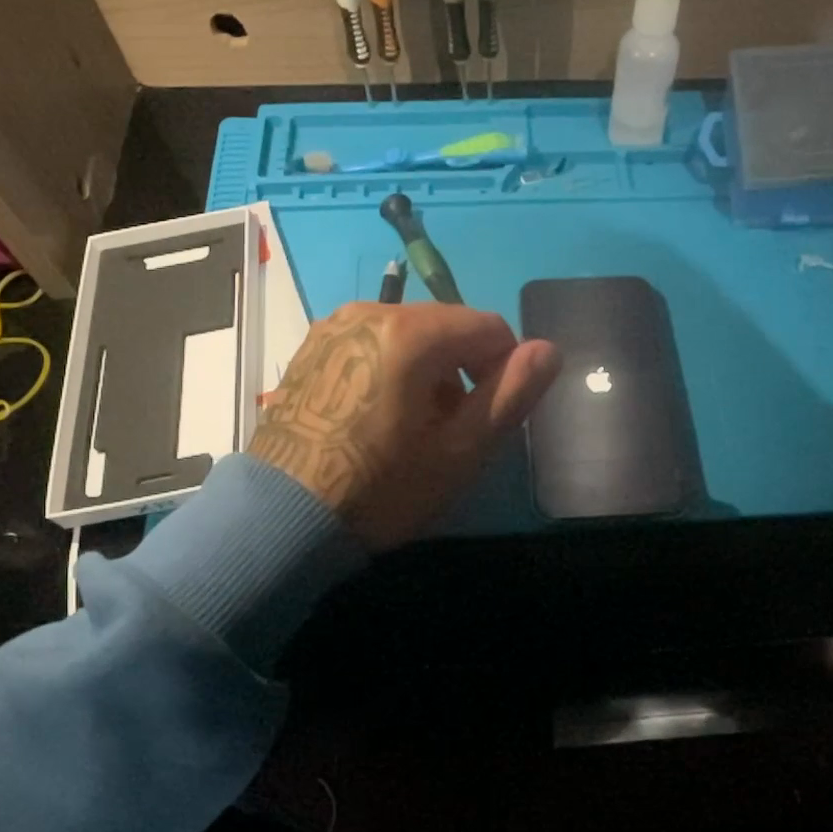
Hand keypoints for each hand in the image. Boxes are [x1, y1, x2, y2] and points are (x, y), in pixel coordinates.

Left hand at [247, 302, 560, 548]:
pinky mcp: (310, 350)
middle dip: (463, 371)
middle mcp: (370, 312)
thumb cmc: (383, 488)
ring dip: (428, 373)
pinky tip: (377, 420)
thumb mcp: (461, 452)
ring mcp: (332, 328)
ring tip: (413, 430)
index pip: (489, 328)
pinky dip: (391, 372)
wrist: (283, 519)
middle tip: (451, 431)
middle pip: (447, 327)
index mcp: (411, 332)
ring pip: (409, 336)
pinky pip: (372, 347)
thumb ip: (511, 395)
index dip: (504, 371)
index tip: (488, 420)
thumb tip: (549, 349)